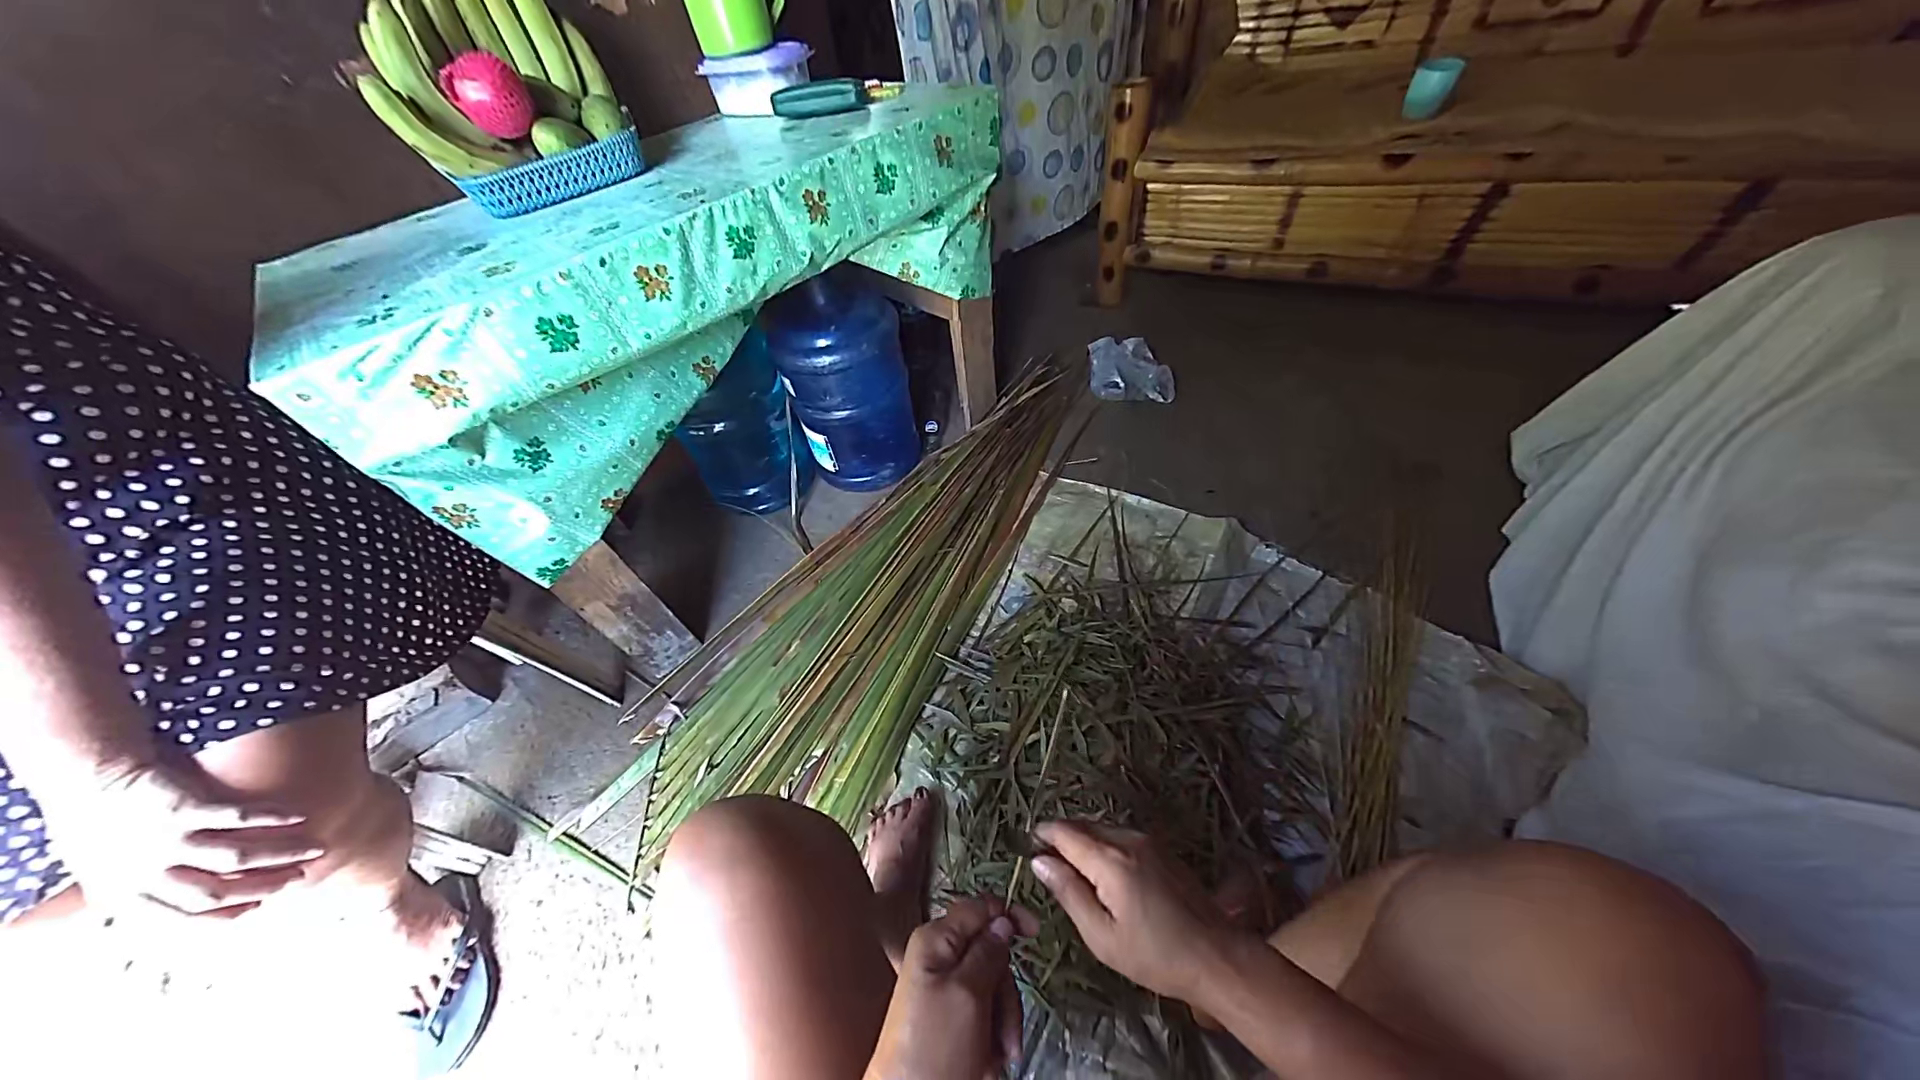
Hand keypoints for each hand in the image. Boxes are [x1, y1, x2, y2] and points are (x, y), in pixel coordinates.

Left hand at [31, 753, 324, 917]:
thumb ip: (140, 894)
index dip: (229, 913)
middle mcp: (147, 874)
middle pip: (218, 890)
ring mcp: (166, 841)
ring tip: (315, 847)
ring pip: (235, 857)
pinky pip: (236, 817)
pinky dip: (273, 817)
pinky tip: (299, 816)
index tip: (263, 903)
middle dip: (266, 885)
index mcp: (125, 896)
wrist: (86, 784)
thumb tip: (185, 908)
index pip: (187, 917)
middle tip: (300, 874)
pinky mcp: (182, 809)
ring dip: (282, 854)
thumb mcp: (104, 873)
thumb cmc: (100, 831)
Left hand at [864, 895, 1039, 1079]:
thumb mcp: (967, 995)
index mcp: (934, 941)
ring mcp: (943, 990)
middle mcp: (937, 959)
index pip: (977, 907)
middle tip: (1007, 1030)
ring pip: (991, 986)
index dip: (1008, 913)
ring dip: (1003, 1020)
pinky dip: (992, 1037)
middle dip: (1006, 991)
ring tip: (999, 1055)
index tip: (1035, 930)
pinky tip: (986, 1062)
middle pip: (990, 953)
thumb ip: (987, 952)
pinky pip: (983, 1014)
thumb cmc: (934, 1049)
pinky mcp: (949, 1020)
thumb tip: (1003, 920)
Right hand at [1029, 821, 1235, 1001]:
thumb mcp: (1101, 935)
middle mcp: (1128, 840)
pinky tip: (1101, 870)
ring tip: (1070, 866)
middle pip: (1083, 825)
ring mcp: (1148, 841)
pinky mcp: (1162, 849)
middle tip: (1045, 858)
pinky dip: (1102, 844)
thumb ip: (1068, 893)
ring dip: (1082, 839)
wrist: (1217, 957)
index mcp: (1110, 861)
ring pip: (1103, 828)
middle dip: (1061, 835)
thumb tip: (1039, 861)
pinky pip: (1121, 836)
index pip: (1065, 833)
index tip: (1028, 843)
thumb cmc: (1155, 955)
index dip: (1044, 834)